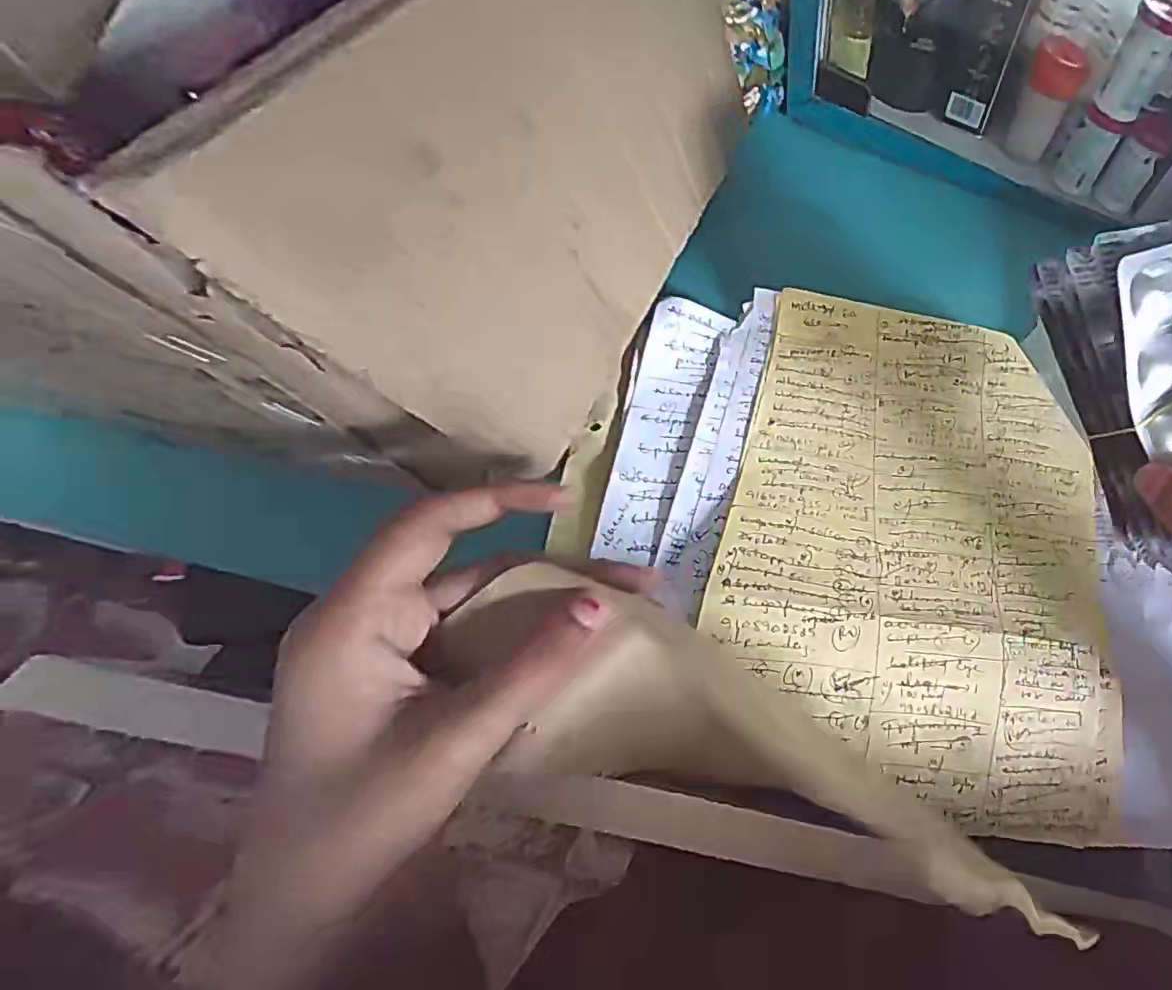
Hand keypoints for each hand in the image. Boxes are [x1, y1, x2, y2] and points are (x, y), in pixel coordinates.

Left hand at [192, 483, 654, 989]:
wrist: (311, 903)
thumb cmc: (362, 818)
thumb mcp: (457, 740)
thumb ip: (531, 668)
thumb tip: (600, 603)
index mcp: (352, 623)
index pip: (423, 529)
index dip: (494, 499)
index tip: (563, 497)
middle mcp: (372, 620)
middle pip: (474, 566)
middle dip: (558, 565)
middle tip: (632, 576)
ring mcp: (395, 647)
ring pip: (488, 599)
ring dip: (555, 597)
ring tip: (626, 602)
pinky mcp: (417, 672)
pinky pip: (485, 632)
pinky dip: (537, 629)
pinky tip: (580, 636)